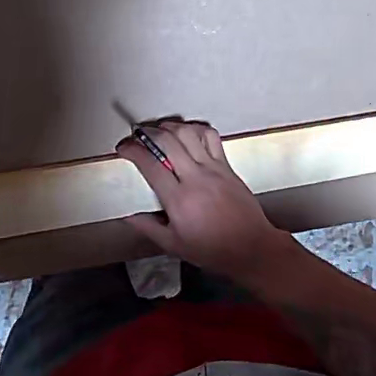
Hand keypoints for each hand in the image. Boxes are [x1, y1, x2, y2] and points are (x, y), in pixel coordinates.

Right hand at [114, 121, 297, 279]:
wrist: (250, 247)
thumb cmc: (214, 249)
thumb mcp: (174, 244)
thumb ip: (148, 227)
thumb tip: (130, 216)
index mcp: (179, 200)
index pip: (150, 164)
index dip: (132, 150)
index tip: (124, 148)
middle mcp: (196, 179)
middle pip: (168, 141)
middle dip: (148, 132)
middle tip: (138, 135)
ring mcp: (214, 169)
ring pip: (189, 133)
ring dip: (171, 126)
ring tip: (160, 129)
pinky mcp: (227, 167)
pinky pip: (211, 138)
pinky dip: (196, 129)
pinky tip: (188, 132)